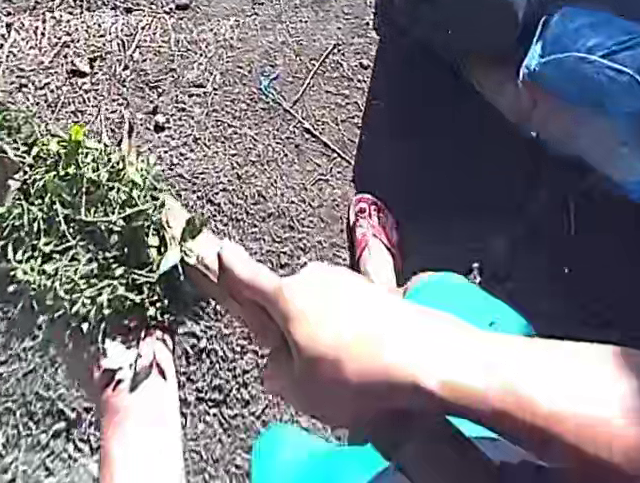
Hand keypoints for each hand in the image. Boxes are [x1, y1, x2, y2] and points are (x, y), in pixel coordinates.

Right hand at [215, 245, 479, 429]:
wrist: (418, 354)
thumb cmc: (353, 374)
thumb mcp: (300, 389)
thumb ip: (276, 371)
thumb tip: (273, 361)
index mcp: (287, 297)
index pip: (249, 278)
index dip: (231, 266)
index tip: (221, 249)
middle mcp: (312, 277)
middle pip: (285, 298)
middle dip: (285, 325)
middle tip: (298, 363)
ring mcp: (342, 277)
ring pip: (316, 303)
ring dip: (318, 328)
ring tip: (339, 368)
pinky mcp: (367, 285)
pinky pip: (342, 306)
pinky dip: (343, 327)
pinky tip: (360, 357)